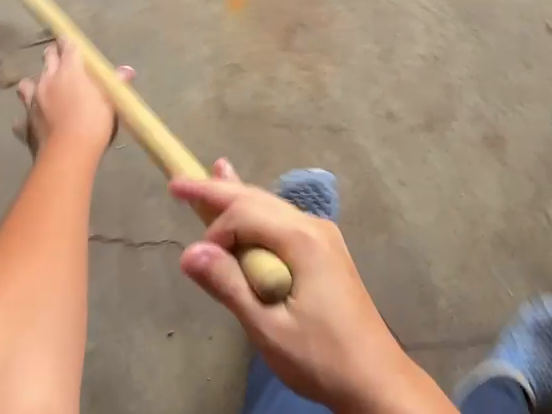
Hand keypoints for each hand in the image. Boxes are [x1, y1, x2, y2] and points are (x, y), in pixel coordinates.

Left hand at [13, 41, 132, 157]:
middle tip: (58, 57)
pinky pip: (23, 112)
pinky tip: (35, 118)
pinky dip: (29, 113)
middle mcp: (48, 80)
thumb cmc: (95, 121)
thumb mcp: (111, 101)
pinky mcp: (25, 121)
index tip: (68, 40)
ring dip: (35, 82)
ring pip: (27, 82)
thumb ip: (115, 83)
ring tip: (42, 87)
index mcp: (70, 70)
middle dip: (52, 55)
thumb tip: (128, 71)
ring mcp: (33, 100)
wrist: (68, 153)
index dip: (68, 42)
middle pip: (47, 59)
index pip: (68, 47)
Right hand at [170, 170, 446, 413]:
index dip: (215, 230)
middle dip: (217, 190)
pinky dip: (258, 214)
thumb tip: (189, 252)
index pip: (245, 214)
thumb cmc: (321, 356)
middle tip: (177, 181)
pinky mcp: (324, 252)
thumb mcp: (268, 328)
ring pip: (271, 208)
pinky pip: (283, 222)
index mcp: (302, 239)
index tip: (199, 264)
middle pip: (258, 199)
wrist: (373, 377)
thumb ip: (229, 287)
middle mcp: (314, 227)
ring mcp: (322, 237)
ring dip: (239, 196)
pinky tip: (250, 204)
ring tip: (214, 173)